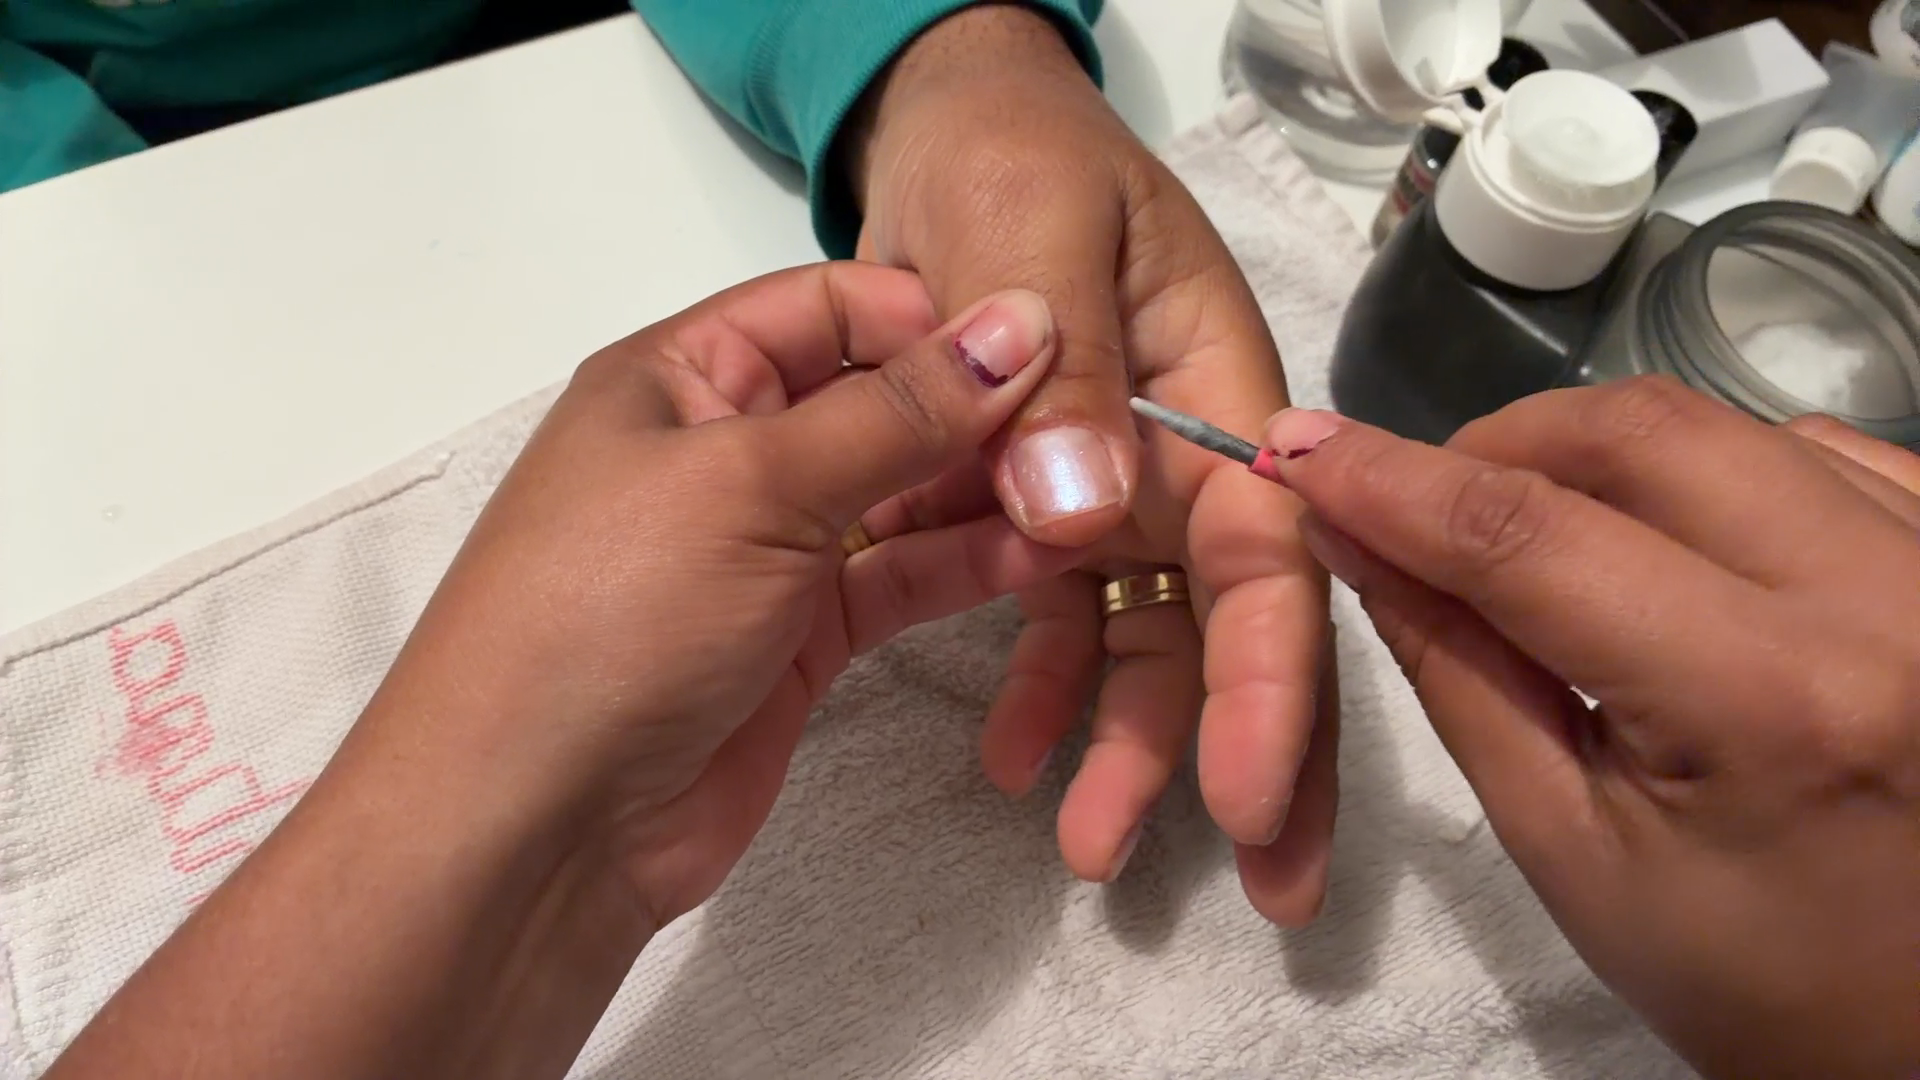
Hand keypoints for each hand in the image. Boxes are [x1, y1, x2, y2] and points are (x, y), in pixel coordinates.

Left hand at [353, 265, 1077, 927]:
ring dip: (983, 490)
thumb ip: (896, 411)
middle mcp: (738, 446)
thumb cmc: (621, 611)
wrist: (545, 827)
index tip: (1037, 340)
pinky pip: (902, 572)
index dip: (932, 317)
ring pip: (902, 492)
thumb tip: (1020, 321)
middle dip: (971, 410)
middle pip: (878, 400)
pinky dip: (965, 561)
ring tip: (1076, 490)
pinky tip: (1039, 551)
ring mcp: (779, 541)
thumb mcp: (754, 484)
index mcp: (690, 375)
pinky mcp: (812, 625)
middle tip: (1076, 424)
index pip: (833, 306)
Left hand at [844, 4, 1331, 921]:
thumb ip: (1044, 364)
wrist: (925, 138)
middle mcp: (1150, 441)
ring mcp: (1076, 485)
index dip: (1265, 668)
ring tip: (1093, 842)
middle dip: (1225, 739)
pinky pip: (1031, 609)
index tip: (1253, 791)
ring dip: (1117, 735)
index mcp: (1189, 373)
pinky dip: (1029, 679)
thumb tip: (1087, 513)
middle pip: (1212, 608)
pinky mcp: (998, 515)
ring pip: (1124, 628)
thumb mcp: (1008, 226)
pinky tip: (1011, 748)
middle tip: (1251, 872)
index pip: (1258, 536)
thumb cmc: (986, 153)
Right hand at [1256, 378, 1919, 1078]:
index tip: (1297, 448)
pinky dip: (1682, 473)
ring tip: (1532, 542)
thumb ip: (1448, 666)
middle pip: (1635, 432)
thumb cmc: (1746, 970)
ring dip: (1577, 458)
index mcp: (1775, 705)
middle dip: (1486, 446)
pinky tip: (1654, 546)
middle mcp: (1907, 602)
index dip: (1388, 478)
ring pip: (1717, 423)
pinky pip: (1806, 448)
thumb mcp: (1557, 833)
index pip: (1523, 537)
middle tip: (1420, 509)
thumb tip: (1348, 538)